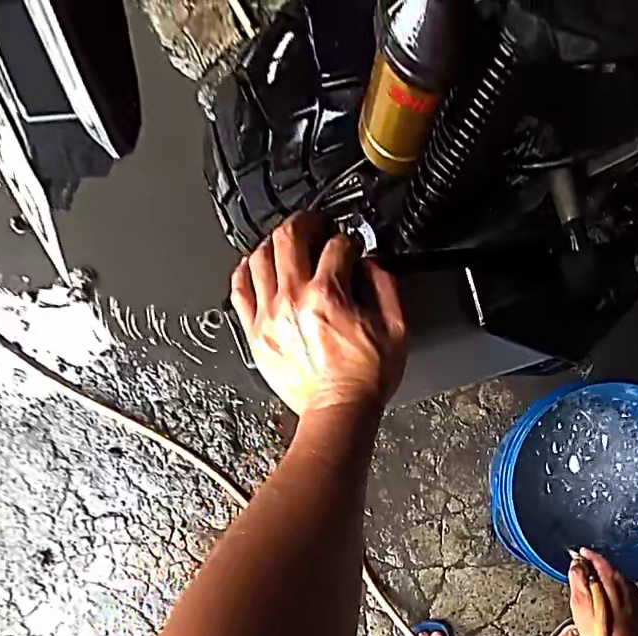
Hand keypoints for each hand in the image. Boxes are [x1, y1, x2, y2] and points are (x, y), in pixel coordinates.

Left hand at [229, 212, 407, 414]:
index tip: (352, 246)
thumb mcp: (397, 330)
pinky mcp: (256, 332)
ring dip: (277, 242)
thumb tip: (371, 263)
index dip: (349, 239)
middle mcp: (294, 299)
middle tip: (317, 227)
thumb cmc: (364, 379)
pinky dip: (247, 270)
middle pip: (290, 235)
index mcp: (329, 295)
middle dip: (308, 223)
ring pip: (260, 255)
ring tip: (289, 245)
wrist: (339, 411)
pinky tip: (258, 267)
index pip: (336, 244)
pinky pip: (239, 288)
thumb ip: (386, 286)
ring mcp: (270, 315)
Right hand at [569, 548, 637, 635]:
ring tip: (594, 586)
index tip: (580, 553)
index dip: (588, 555)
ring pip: (618, 581)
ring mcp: (634, 596)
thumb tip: (576, 563)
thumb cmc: (600, 627)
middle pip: (610, 569)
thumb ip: (578, 579)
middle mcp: (626, 583)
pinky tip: (607, 600)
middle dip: (596, 567)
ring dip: (606, 580)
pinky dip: (614, 591)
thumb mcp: (581, 602)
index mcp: (612, 578)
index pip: (599, 559)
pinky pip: (624, 593)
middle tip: (584, 569)